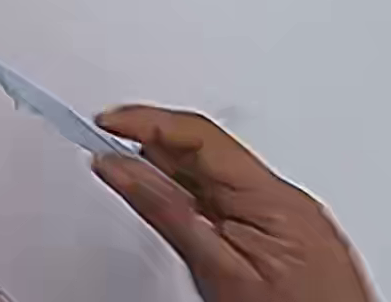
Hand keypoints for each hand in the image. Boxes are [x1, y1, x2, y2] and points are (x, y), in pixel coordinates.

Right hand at [93, 107, 374, 301]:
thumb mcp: (218, 270)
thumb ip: (163, 209)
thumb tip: (111, 161)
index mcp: (277, 200)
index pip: (197, 134)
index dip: (144, 120)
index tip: (102, 122)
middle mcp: (287, 201)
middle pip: (199, 148)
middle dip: (150, 147)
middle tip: (107, 154)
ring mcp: (289, 219)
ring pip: (207, 171)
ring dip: (167, 173)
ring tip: (140, 191)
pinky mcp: (284, 236)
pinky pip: (221, 195)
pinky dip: (187, 194)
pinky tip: (175, 212)